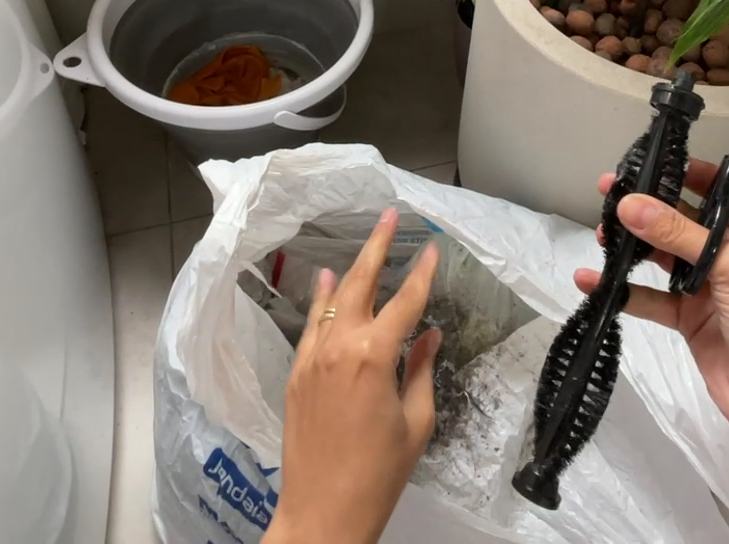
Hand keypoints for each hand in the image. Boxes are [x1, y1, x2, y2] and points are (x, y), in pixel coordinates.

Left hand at [269, 207, 442, 543]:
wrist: (321, 514)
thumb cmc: (379, 474)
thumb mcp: (415, 423)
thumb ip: (422, 369)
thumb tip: (429, 334)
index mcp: (376, 356)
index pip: (406, 302)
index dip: (421, 272)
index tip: (431, 246)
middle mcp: (341, 346)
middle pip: (361, 283)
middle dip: (377, 245)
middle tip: (389, 215)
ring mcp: (314, 357)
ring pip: (333, 299)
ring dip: (351, 268)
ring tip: (365, 242)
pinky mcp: (297, 372)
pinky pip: (312, 324)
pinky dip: (322, 300)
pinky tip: (328, 282)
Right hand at [575, 162, 728, 488]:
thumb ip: (678, 234)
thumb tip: (628, 203)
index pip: (719, 190)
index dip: (687, 173)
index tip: (646, 162)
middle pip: (682, 219)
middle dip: (647, 206)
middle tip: (606, 192)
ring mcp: (709, 288)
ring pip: (662, 256)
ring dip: (632, 245)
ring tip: (600, 234)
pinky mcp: (689, 320)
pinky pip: (651, 297)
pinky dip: (624, 289)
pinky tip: (593, 281)